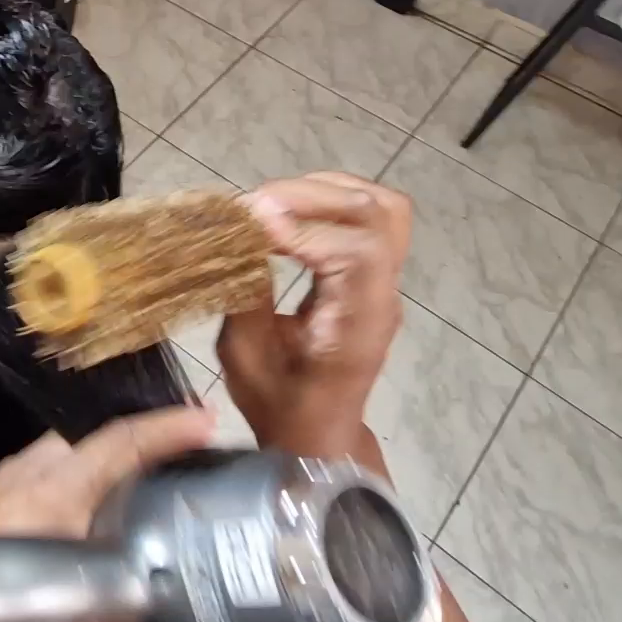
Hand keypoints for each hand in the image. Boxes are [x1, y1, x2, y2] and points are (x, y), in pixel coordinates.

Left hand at [0, 406, 221, 621]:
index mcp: (56, 492)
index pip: (121, 444)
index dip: (167, 428)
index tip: (208, 419)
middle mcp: (35, 470)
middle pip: (102, 442)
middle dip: (150, 442)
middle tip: (195, 458)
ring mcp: (11, 474)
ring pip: (75, 451)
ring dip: (115, 456)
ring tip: (155, 479)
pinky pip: (54, 463)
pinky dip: (86, 470)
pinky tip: (97, 504)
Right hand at [217, 173, 410, 455]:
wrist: (315, 431)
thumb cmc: (278, 402)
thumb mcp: (244, 355)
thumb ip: (246, 293)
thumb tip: (236, 241)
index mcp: (356, 324)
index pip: (356, 253)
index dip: (304, 227)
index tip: (250, 221)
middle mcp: (382, 296)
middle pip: (376, 215)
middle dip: (310, 195)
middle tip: (252, 205)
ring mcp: (384, 284)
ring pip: (383, 208)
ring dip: (326, 190)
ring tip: (272, 201)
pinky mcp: (372, 276)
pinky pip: (370, 219)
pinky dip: (330, 200)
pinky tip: (287, 212)